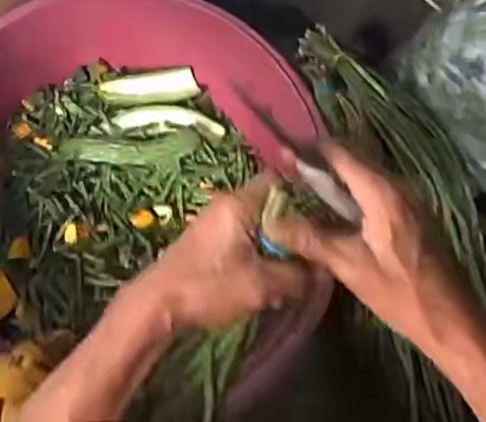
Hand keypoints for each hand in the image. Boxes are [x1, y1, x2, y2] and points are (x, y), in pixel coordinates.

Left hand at [125, 177, 314, 332]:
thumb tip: (321, 269)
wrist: (160, 303)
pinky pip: (246, 237)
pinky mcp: (212, 238)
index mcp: (238, 202)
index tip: (326, 216)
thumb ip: (295, 274)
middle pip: (272, 205)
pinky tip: (270, 280)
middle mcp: (228, 202)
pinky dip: (261, 253)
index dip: (305, 196)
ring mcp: (218, 219)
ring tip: (296, 272)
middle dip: (293, 230)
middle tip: (314, 253)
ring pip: (260, 225)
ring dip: (277, 247)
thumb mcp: (260, 285)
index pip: (279, 181)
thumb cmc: (209, 286)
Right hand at [265, 143, 475, 348]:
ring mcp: (410, 197)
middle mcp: (398, 185)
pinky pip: (377, 186)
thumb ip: (311, 239)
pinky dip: (354, 188)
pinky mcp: (415, 211)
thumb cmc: (403, 295)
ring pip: (365, 171)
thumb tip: (271, 222)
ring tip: (308, 188)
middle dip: (320, 161)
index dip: (309, 150)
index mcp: (382, 192)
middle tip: (290, 172)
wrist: (458, 326)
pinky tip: (339, 209)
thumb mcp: (351, 268)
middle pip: (352, 157)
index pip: (339, 152)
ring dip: (337, 175)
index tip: (282, 155)